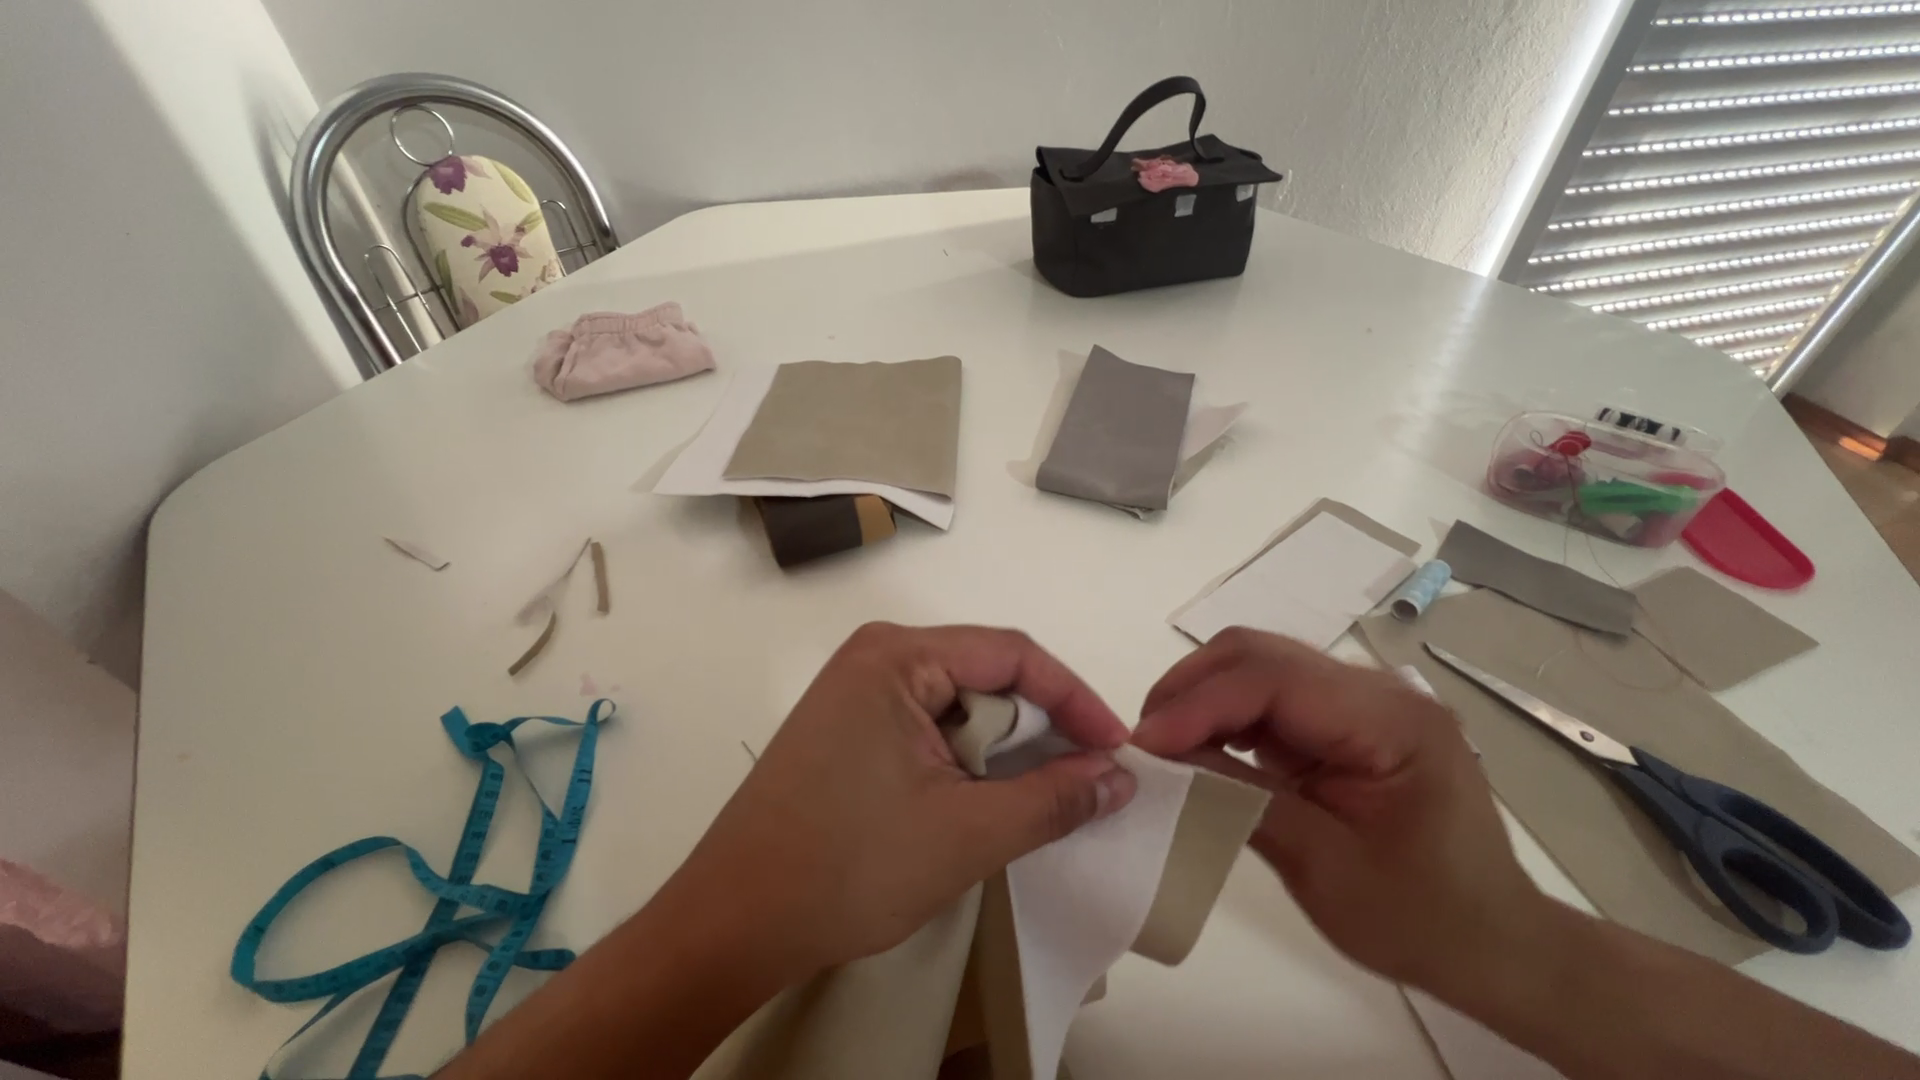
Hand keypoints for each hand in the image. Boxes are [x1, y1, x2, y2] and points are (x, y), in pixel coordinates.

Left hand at [667, 622, 1137, 982]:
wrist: (732, 924)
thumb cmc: (848, 867)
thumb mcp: (969, 834)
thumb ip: (1054, 798)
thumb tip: (1118, 777)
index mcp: (897, 656)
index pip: (1012, 654)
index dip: (1075, 700)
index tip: (1118, 751)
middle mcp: (874, 658)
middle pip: (984, 675)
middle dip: (1039, 729)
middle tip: (1084, 782)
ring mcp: (854, 694)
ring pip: (958, 706)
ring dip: (1002, 752)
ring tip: (1037, 801)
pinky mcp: (846, 731)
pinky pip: (927, 729)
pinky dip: (965, 763)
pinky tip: (981, 803)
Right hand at [1131, 628, 1547, 992]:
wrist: (1492, 943)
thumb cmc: (1420, 918)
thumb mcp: (1323, 867)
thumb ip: (1241, 799)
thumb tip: (1165, 759)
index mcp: (1392, 721)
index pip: (1273, 681)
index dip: (1199, 704)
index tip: (1143, 745)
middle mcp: (1378, 691)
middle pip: (1261, 653)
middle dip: (1191, 688)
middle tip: (1144, 740)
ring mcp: (1361, 701)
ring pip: (1258, 665)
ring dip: (1202, 696)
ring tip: (1162, 744)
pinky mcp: (1343, 720)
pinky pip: (1269, 697)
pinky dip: (1225, 715)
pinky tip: (1199, 748)